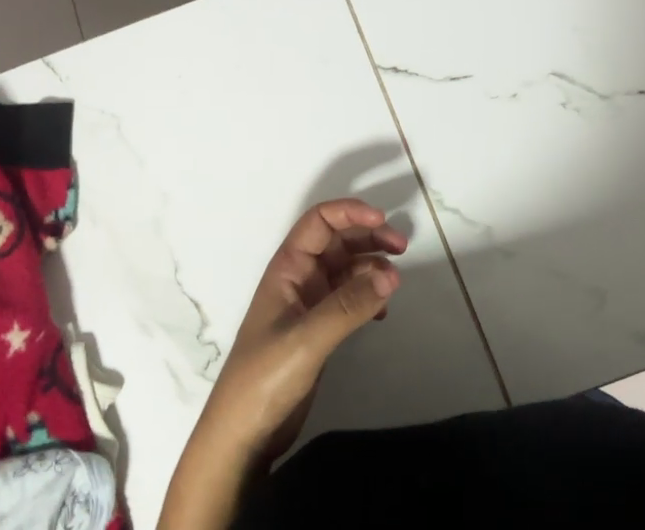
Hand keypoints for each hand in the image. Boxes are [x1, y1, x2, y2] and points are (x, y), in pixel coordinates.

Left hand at [205, 199, 406, 463]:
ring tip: (395, 282)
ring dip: (370, 267)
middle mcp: (297, 280)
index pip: (318, 223)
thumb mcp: (307, 339)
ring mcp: (307, 306)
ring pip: (344, 270)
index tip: (383, 220)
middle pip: (335, 242)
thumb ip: (348, 306)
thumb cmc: (264, 378)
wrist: (243, 432)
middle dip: (367, 236)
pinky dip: (367, 297)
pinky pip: (347, 299)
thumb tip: (392, 275)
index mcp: (286, 269)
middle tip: (401, 248)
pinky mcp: (317, 331)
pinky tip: (382, 312)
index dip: (349, 213)